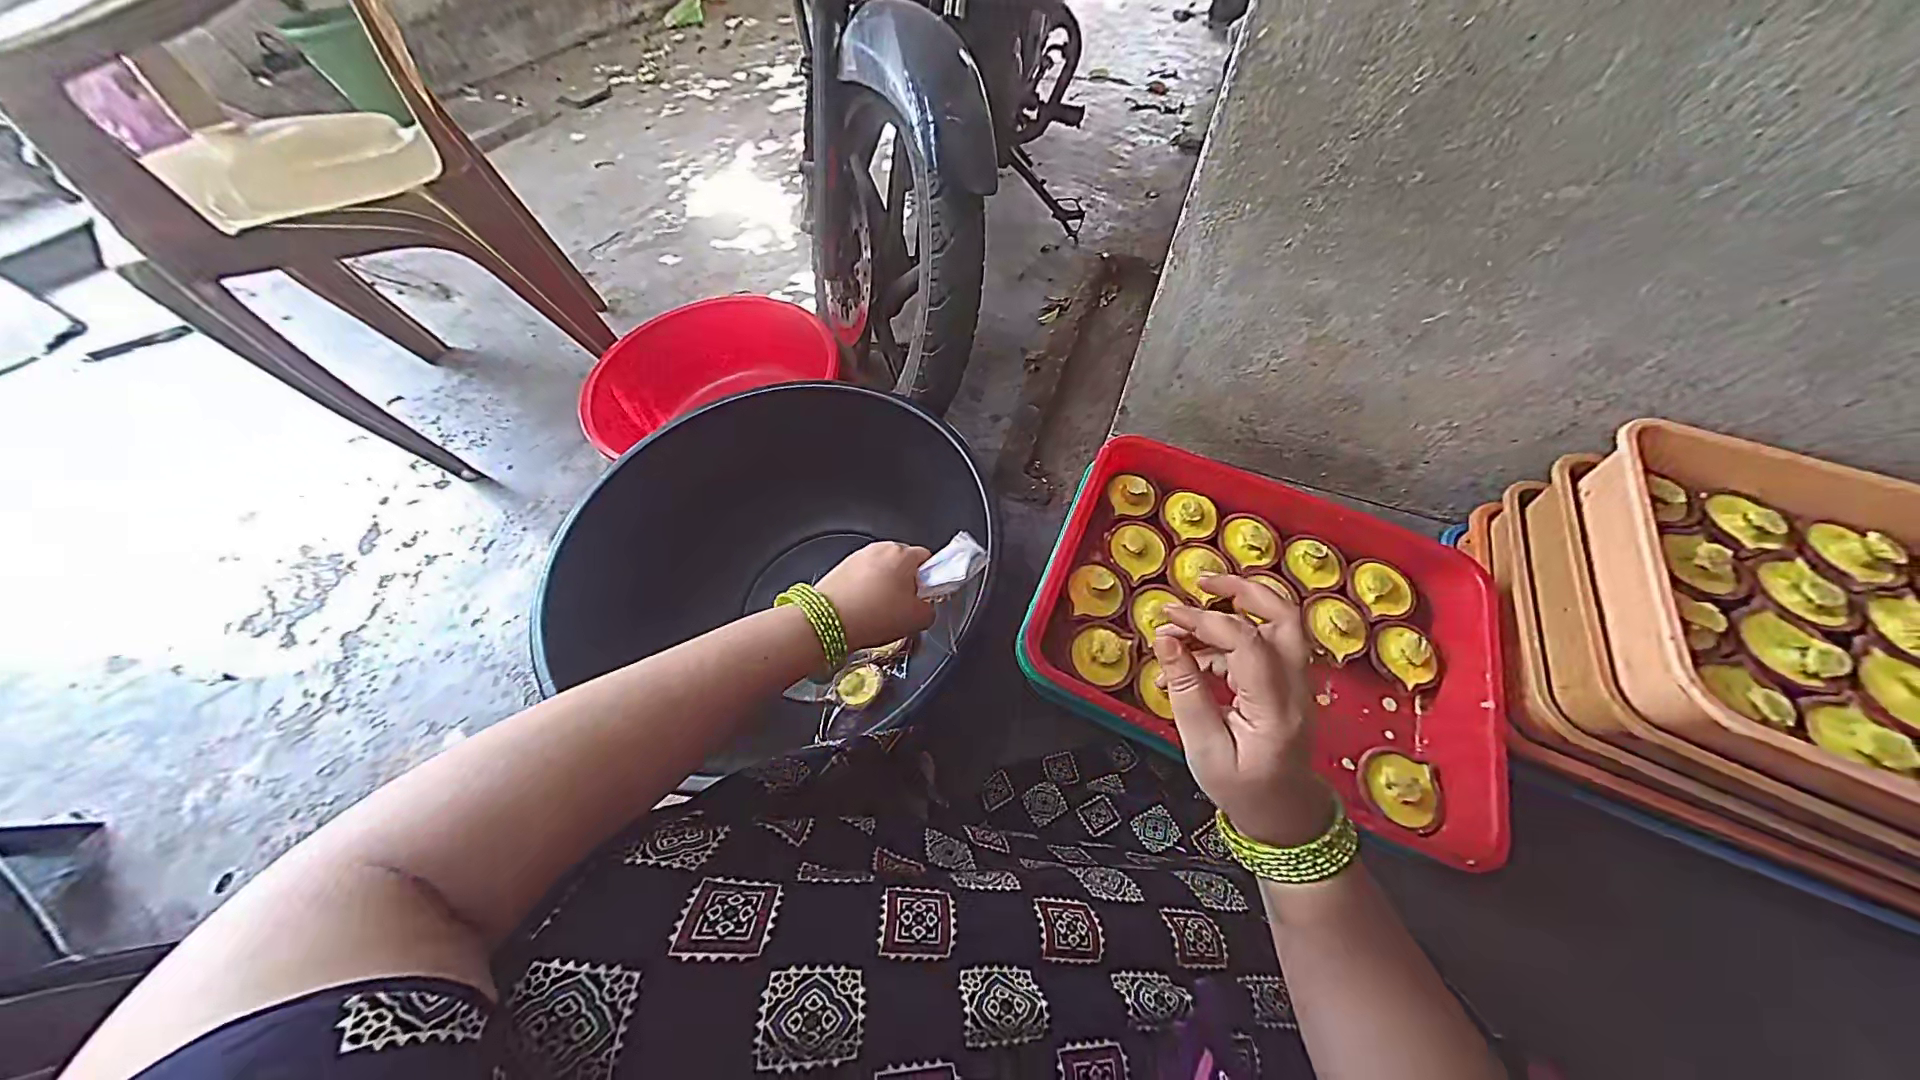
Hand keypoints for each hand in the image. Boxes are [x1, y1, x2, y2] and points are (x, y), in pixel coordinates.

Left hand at [815, 541, 935, 649]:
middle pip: (903, 563)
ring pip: (881, 570)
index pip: (928, 558)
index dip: (931, 579)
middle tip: (904, 608)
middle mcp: (880, 549)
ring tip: (881, 613)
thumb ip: (930, 609)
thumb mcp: (917, 619)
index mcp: (903, 554)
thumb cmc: (871, 615)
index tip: (925, 596)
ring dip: (884, 587)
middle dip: (906, 583)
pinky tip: (864, 611)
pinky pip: (862, 577)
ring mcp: (858, 557)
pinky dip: (865, 590)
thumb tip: (927, 608)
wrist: (827, 622)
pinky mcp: (841, 568)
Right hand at [1153, 574, 1333, 846]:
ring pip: (1279, 622)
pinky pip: (1263, 642)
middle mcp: (1296, 688)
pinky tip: (1194, 654)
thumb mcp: (1203, 748)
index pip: (1248, 643)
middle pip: (1286, 616)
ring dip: (1234, 608)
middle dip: (1243, 589)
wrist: (1285, 813)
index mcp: (1276, 710)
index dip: (1205, 620)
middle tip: (1201, 581)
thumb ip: (1186, 692)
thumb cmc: (1243, 789)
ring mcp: (1297, 682)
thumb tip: (1166, 640)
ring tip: (1182, 623)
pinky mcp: (1288, 681)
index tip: (1166, 618)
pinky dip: (1229, 636)